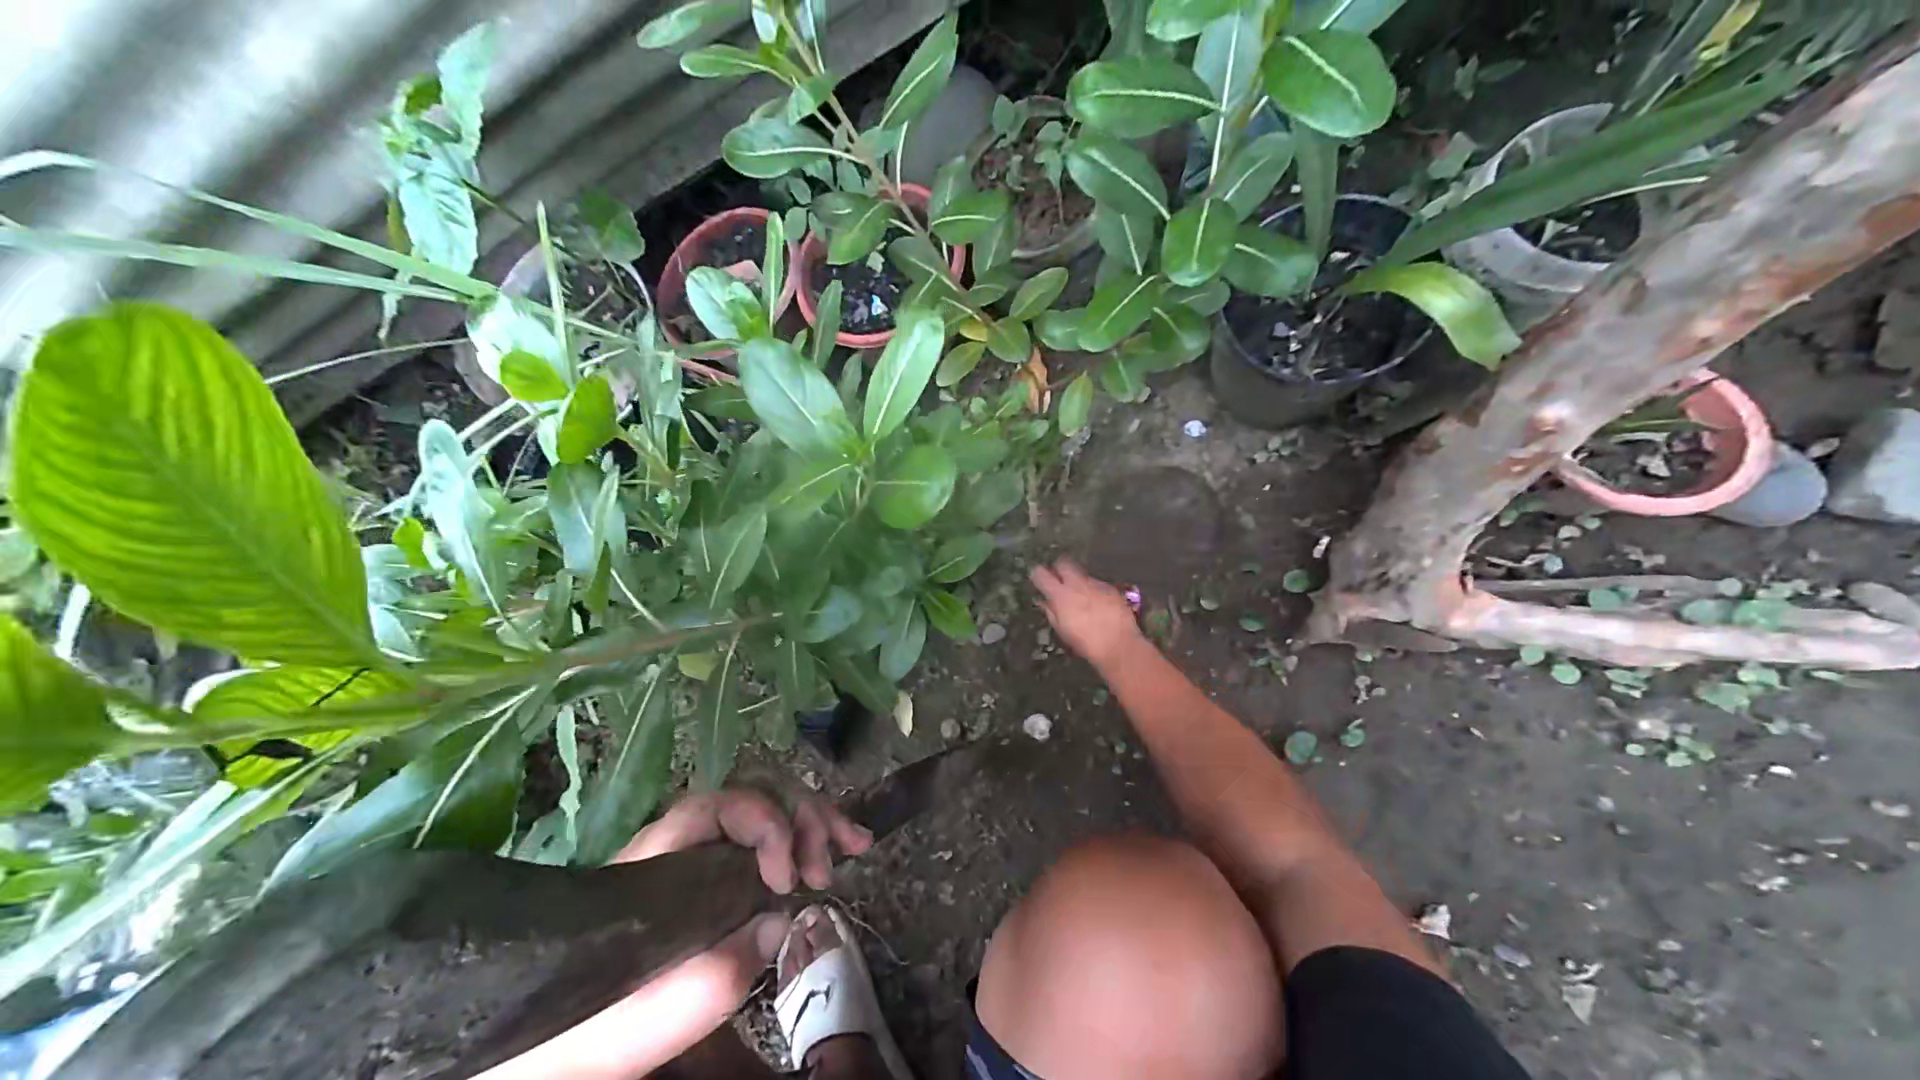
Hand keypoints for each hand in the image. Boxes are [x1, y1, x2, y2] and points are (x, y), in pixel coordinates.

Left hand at [479, 790, 871, 1079]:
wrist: (563, 1040)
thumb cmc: (599, 1024)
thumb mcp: (651, 1015)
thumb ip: (715, 973)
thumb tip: (778, 919)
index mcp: (660, 858)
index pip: (718, 804)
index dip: (761, 823)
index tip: (782, 879)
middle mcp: (690, 843)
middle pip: (756, 792)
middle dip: (804, 815)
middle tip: (829, 863)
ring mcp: (714, 855)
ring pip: (775, 804)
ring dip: (819, 819)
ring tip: (855, 846)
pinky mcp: (733, 877)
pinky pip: (781, 838)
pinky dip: (817, 837)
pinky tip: (848, 848)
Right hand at [1030, 557, 1146, 670]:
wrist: (1120, 645)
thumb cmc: (1086, 643)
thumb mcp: (1062, 631)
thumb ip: (1051, 612)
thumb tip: (1045, 601)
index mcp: (1061, 596)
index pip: (1041, 574)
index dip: (1037, 574)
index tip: (1037, 578)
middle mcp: (1077, 584)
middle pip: (1063, 563)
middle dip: (1059, 568)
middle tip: (1058, 580)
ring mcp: (1096, 584)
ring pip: (1081, 574)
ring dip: (1077, 581)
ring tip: (1080, 597)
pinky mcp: (1111, 588)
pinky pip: (1097, 583)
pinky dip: (1093, 590)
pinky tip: (1097, 603)